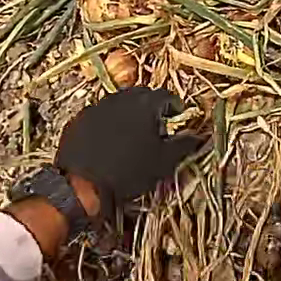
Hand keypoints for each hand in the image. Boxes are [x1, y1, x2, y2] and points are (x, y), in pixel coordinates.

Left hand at [56, 87, 203, 214]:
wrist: (80, 186)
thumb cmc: (129, 171)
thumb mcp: (164, 161)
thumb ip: (184, 144)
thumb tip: (200, 135)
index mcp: (146, 103)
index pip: (167, 96)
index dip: (176, 107)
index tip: (178, 119)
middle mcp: (122, 97)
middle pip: (143, 95)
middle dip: (153, 107)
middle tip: (157, 125)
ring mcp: (98, 106)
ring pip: (121, 103)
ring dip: (131, 113)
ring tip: (134, 133)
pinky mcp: (80, 119)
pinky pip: (101, 114)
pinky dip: (109, 122)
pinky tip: (110, 140)